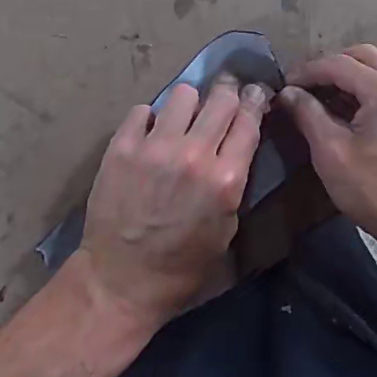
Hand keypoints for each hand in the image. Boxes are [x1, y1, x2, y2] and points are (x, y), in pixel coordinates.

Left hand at [74, 75, 265, 327]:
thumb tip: (237, 145)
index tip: (255, 93)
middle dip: (227, 94)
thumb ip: (235, 182)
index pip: (249, 120)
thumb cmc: (182, 266)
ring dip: (189, 105)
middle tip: (224, 99)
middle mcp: (194, 155)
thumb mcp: (227, 230)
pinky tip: (149, 135)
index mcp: (225, 179)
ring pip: (183, 94)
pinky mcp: (121, 147)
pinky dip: (149, 119)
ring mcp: (155, 147)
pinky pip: (142, 110)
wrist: (120, 282)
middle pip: (222, 98)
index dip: (255, 101)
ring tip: (183, 119)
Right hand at [278, 45, 376, 259]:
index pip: (339, 63)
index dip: (308, 70)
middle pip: (364, 57)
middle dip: (332, 66)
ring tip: (326, 101)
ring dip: (353, 79)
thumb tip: (288, 92)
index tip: (284, 85)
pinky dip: (372, 93)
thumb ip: (307, 115)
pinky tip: (356, 117)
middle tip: (305, 87)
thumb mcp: (332, 154)